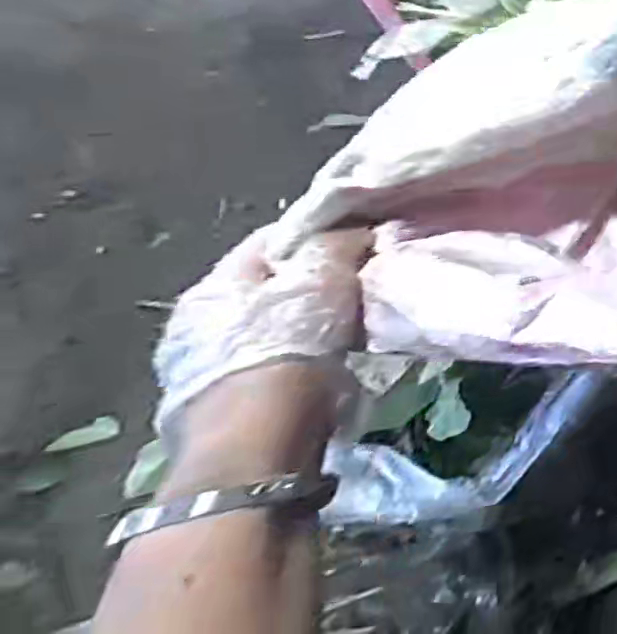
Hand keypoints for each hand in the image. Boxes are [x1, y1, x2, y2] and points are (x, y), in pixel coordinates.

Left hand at [154, 227, 372, 449]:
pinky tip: (342, 344)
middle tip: (368, 271)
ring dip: (319, 310)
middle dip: (321, 273)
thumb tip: (360, 231)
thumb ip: (338, 244)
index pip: (274, 237)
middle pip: (276, 279)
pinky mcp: (236, 393)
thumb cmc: (288, 342)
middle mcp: (202, 319)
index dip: (323, 230)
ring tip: (361, 309)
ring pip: (282, 315)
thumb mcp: (321, 277)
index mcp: (214, 285)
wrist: (266, 431)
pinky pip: (285, 348)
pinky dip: (313, 342)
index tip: (366, 234)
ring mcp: (212, 360)